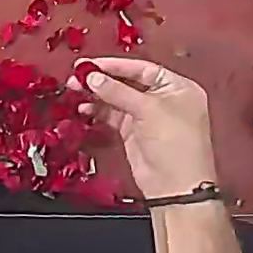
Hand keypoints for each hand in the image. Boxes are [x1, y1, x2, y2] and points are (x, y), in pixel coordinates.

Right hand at [79, 58, 217, 200]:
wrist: (175, 188)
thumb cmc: (177, 145)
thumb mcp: (149, 110)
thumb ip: (118, 91)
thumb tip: (93, 76)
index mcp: (176, 87)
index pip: (141, 68)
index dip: (115, 65)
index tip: (91, 64)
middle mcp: (162, 98)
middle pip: (127, 81)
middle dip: (102, 78)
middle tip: (78, 74)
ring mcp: (147, 115)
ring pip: (117, 97)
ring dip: (96, 93)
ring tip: (75, 88)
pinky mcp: (134, 131)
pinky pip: (113, 114)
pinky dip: (98, 109)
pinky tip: (84, 106)